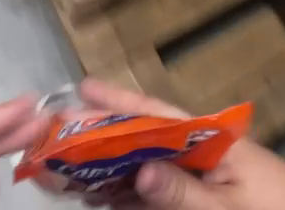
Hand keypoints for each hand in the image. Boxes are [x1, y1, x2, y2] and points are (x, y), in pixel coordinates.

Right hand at [77, 79, 284, 209]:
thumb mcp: (232, 208)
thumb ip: (186, 192)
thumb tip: (140, 168)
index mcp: (211, 141)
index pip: (157, 115)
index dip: (119, 100)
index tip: (80, 86)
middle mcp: (199, 157)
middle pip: (141, 143)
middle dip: (99, 139)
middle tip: (52, 137)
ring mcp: (198, 184)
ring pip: (141, 172)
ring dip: (103, 171)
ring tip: (59, 168)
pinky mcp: (199, 206)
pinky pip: (152, 198)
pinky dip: (123, 196)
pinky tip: (95, 197)